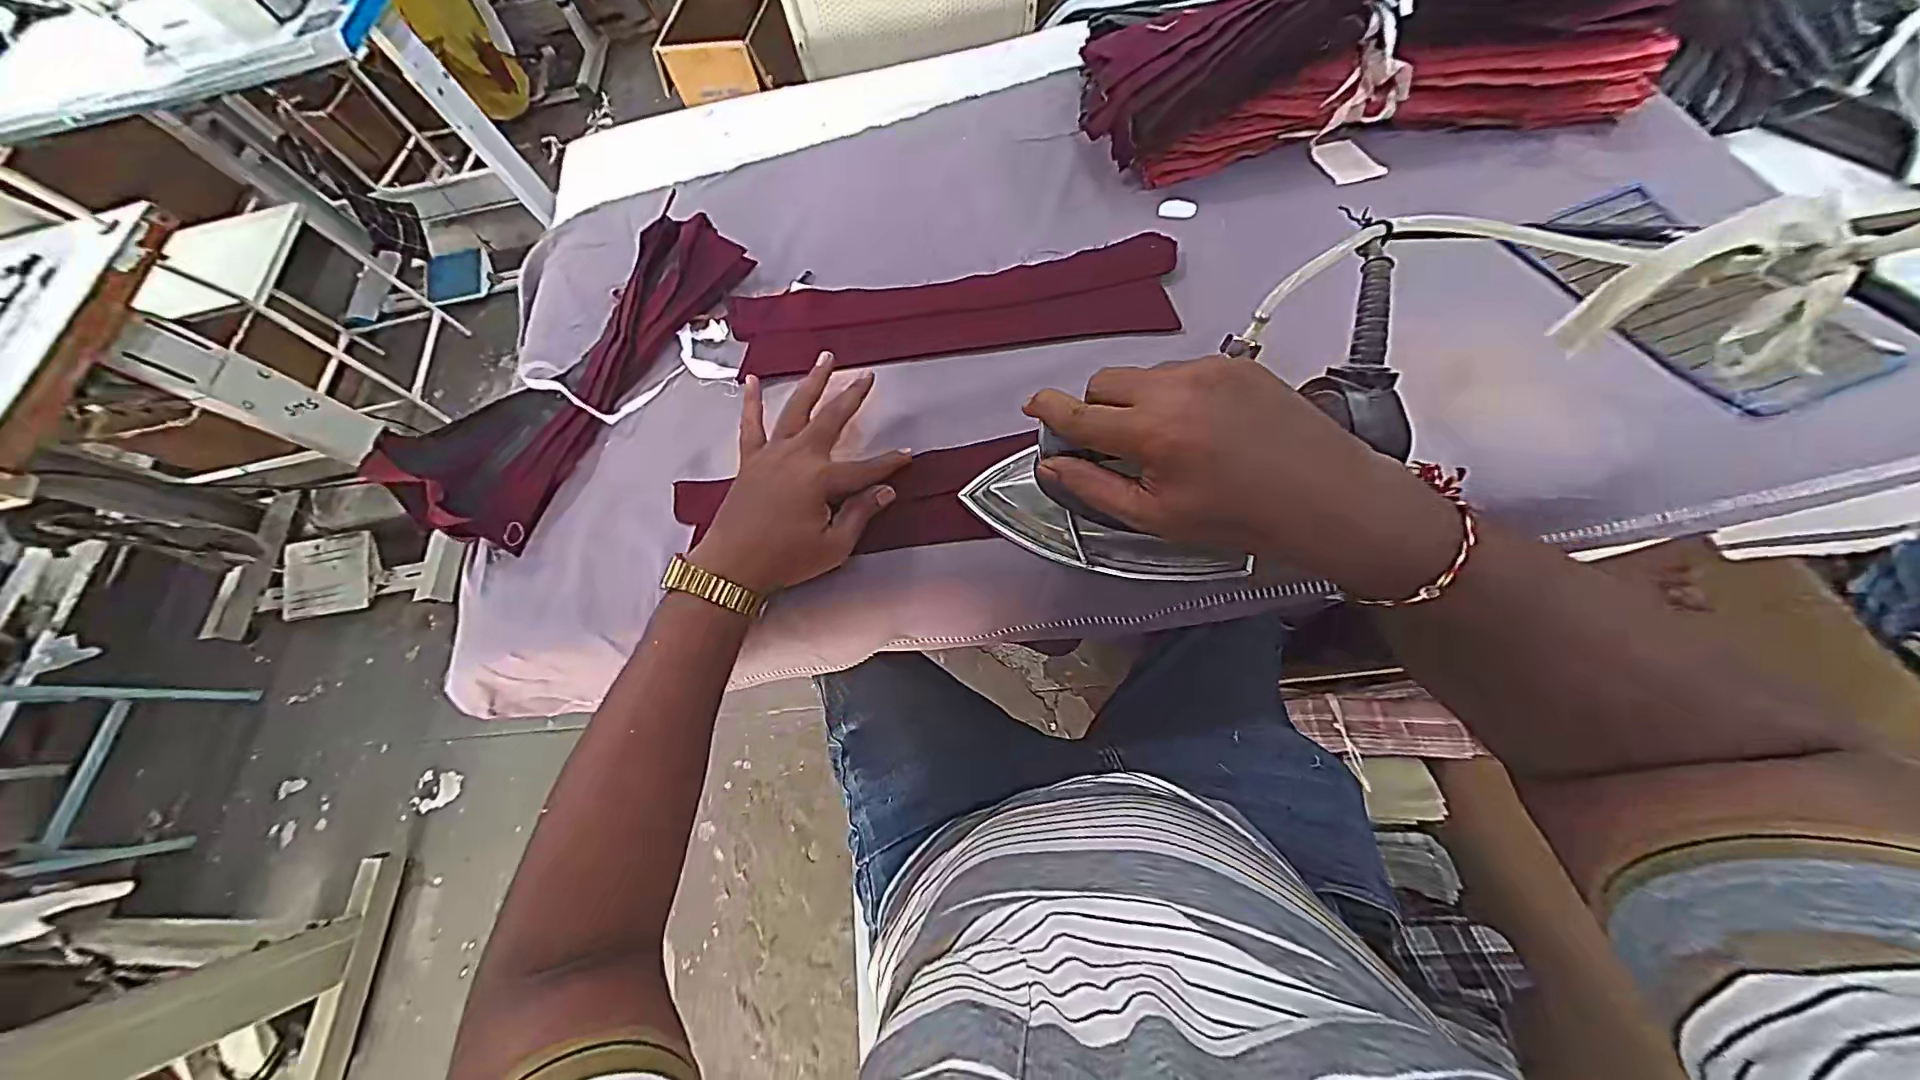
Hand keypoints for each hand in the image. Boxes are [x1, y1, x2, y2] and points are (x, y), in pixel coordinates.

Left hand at [689, 353, 908, 594]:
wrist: (731, 566)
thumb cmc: (784, 560)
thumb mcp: (834, 546)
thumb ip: (860, 514)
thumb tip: (884, 492)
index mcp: (820, 480)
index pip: (865, 468)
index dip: (890, 463)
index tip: (907, 456)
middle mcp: (796, 457)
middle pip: (830, 420)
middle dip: (852, 396)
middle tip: (867, 376)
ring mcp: (770, 455)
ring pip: (795, 410)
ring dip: (812, 383)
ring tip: (824, 360)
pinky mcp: (750, 461)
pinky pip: (751, 425)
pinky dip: (752, 402)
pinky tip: (753, 382)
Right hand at [1023, 355, 1460, 599]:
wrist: (1325, 496)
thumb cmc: (1243, 515)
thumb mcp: (1156, 517)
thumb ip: (1094, 488)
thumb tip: (1055, 466)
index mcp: (1154, 433)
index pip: (1081, 412)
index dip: (1049, 410)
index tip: (1035, 406)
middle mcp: (1178, 389)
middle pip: (1104, 381)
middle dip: (1096, 410)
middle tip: (1114, 445)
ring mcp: (1209, 370)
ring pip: (1141, 375)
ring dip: (1136, 402)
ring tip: (1167, 441)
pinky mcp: (1234, 364)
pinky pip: (1179, 370)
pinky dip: (1171, 394)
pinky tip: (1197, 427)